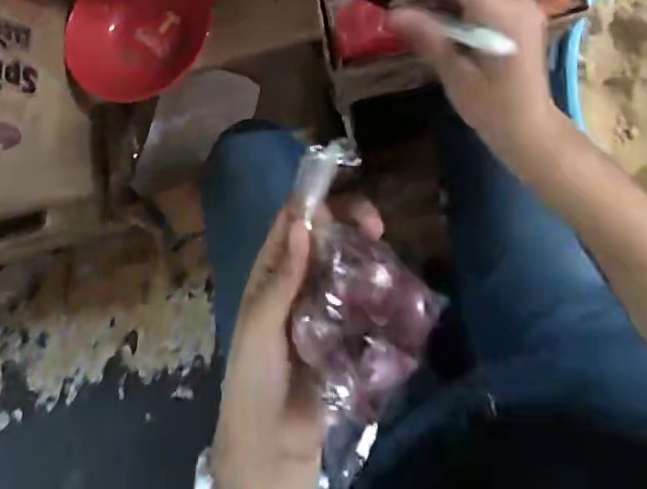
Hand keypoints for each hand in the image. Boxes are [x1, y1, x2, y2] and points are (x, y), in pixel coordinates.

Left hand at [212, 197, 383, 488]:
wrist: (272, 443)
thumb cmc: (254, 376)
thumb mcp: (259, 323)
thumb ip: (282, 276)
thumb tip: (302, 222)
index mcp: (273, 269)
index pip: (295, 219)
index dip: (318, 202)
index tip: (346, 203)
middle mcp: (301, 278)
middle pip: (329, 236)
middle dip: (352, 224)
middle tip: (377, 229)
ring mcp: (327, 303)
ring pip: (350, 263)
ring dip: (368, 256)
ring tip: (385, 264)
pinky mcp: (348, 331)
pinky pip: (366, 301)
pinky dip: (379, 292)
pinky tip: (392, 294)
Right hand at [388, 0, 575, 174]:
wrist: (530, 128)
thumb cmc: (491, 107)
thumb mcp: (455, 74)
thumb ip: (427, 36)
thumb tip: (391, 12)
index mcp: (503, 15)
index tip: (412, 2)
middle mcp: (520, 1)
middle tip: (425, 1)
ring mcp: (527, 4)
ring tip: (440, 7)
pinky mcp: (527, 12)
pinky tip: (460, 13)